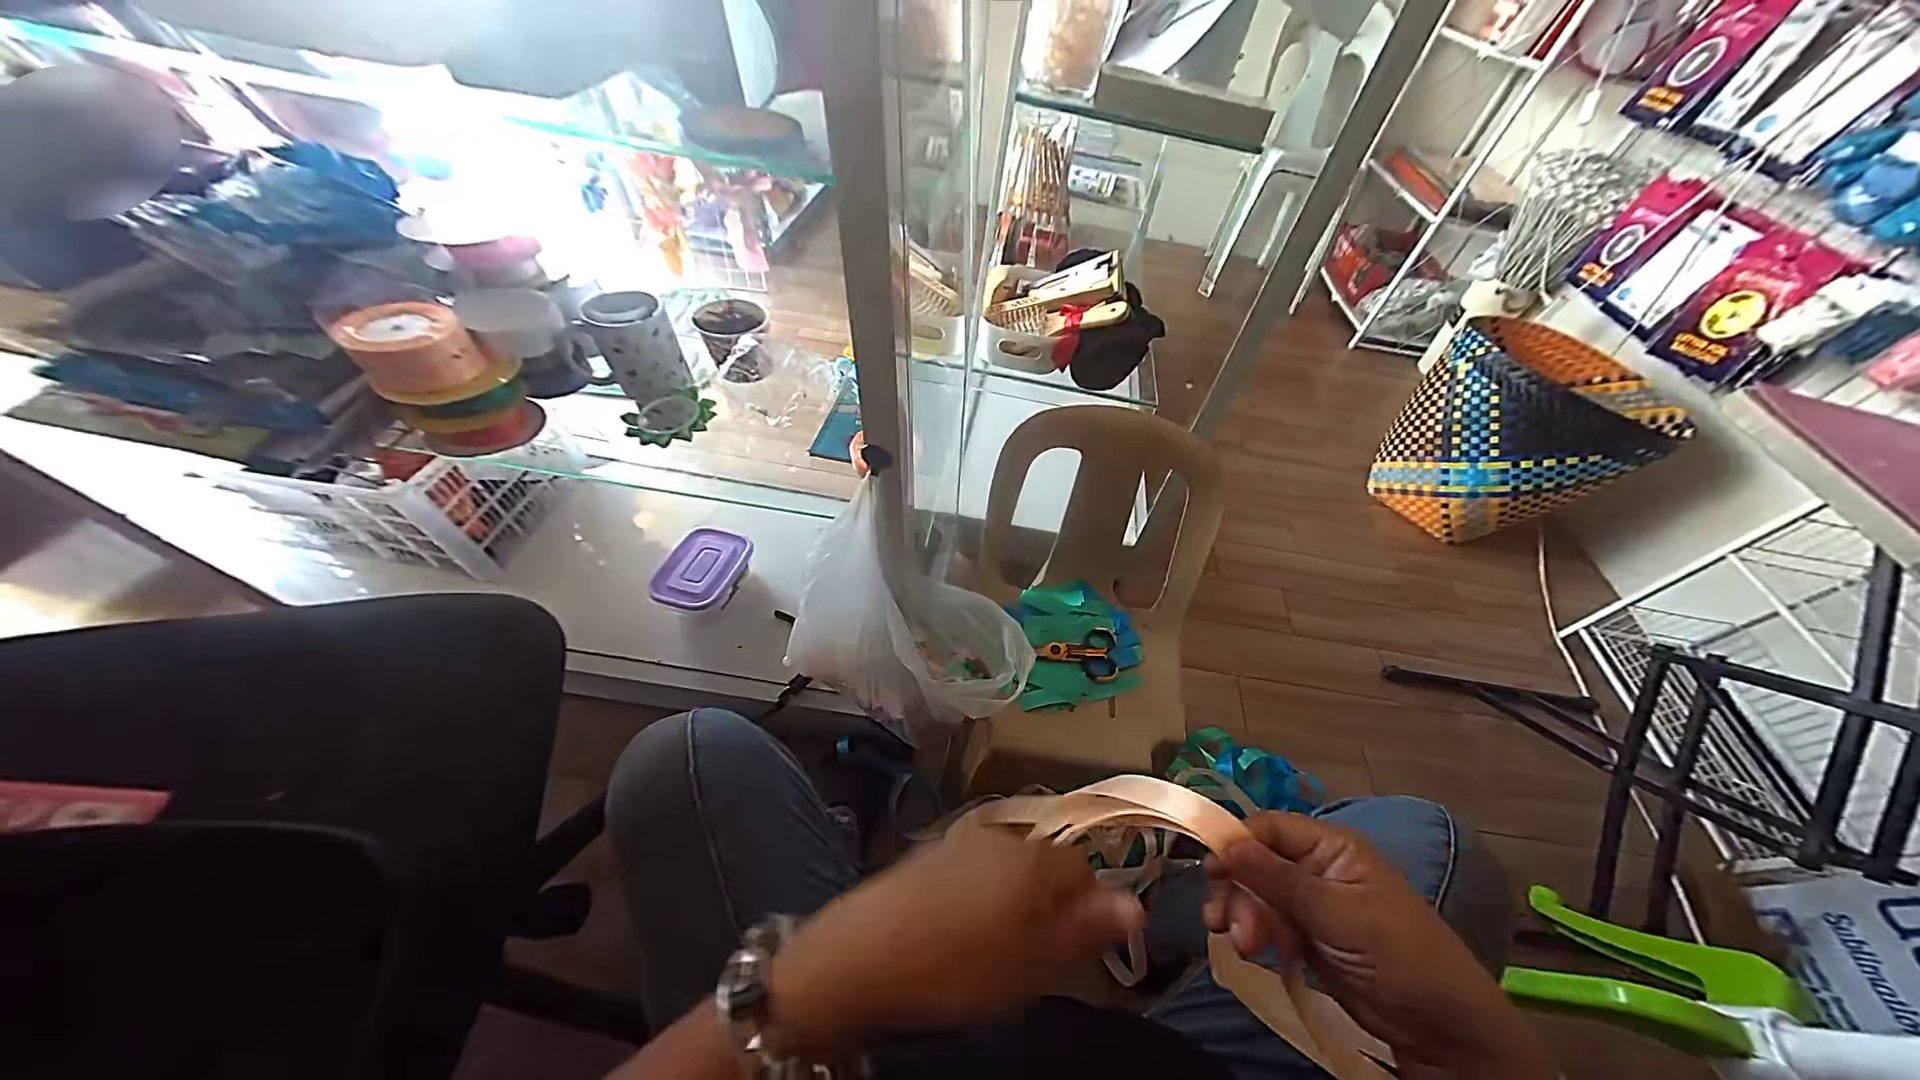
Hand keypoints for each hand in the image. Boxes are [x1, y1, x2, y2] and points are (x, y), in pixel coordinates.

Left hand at [766, 822, 1142, 1054]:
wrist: (863, 951)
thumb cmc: (957, 964)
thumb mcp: (1032, 961)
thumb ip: (1085, 928)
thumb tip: (1135, 904)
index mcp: (1032, 856)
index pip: (1083, 866)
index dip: (1086, 904)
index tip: (1074, 943)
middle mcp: (1000, 834)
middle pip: (1045, 861)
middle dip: (1050, 900)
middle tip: (1035, 951)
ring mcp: (961, 838)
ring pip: (1010, 864)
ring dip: (1015, 897)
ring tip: (996, 944)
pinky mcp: (931, 850)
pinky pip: (976, 865)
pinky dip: (982, 891)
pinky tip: (960, 927)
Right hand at [1204, 812, 1552, 1079]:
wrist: (1444, 1033)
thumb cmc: (1401, 957)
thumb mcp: (1341, 915)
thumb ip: (1280, 879)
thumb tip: (1226, 842)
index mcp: (1330, 847)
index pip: (1268, 828)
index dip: (1236, 842)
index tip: (1211, 869)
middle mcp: (1314, 867)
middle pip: (1254, 862)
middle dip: (1238, 891)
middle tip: (1225, 925)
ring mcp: (1307, 903)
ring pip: (1253, 893)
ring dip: (1240, 915)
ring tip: (1240, 945)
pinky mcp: (1302, 935)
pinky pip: (1262, 922)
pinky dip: (1249, 932)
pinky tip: (1246, 948)